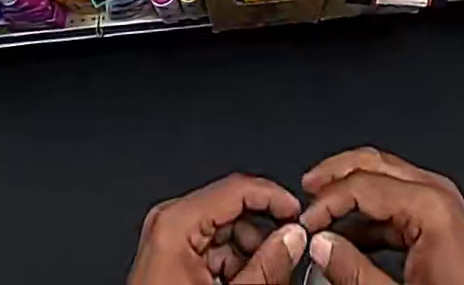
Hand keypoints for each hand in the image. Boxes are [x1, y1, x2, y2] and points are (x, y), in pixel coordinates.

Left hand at [128, 173, 306, 284]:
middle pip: (232, 209)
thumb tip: (292, 237)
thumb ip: (266, 266)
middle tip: (284, 252)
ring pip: (224, 228)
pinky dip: (231, 262)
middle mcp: (168, 221)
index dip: (275, 198)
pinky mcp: (168, 255)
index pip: (238, 188)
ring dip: (248, 250)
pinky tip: (241, 282)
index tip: (298, 213)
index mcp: (177, 222)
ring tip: (261, 277)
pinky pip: (210, 244)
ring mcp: (166, 238)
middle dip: (261, 232)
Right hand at [298, 147, 463, 284]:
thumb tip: (320, 244)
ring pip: (385, 177)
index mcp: (429, 205)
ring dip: (351, 191)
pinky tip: (349, 234)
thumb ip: (356, 273)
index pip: (363, 184)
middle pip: (375, 163)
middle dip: (337, 174)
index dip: (326, 201)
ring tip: (321, 212)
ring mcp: (441, 201)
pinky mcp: (441, 218)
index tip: (303, 223)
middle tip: (306, 191)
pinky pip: (397, 201)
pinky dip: (369, 211)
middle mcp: (436, 192)